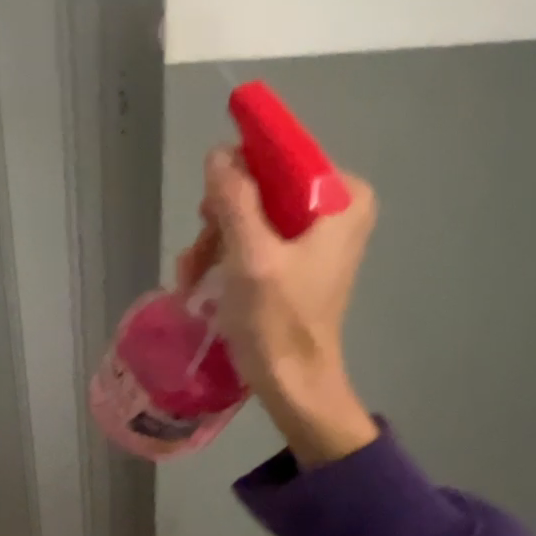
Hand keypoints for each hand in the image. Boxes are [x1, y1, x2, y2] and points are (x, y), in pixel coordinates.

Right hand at [181, 147, 381, 466]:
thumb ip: (234, 198)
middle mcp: (337, 207)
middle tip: (200, 252)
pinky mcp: (299, 256)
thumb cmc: (277, 319)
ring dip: (214, 241)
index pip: (281, 156)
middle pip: (261, 186)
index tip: (210, 211)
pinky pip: (253, 236)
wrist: (293, 382)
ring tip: (193, 275)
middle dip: (221, 218)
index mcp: (343, 198)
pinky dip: (224, 254)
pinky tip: (202, 279)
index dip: (238, 176)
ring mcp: (317, 233)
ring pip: (249, 212)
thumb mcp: (250, 255)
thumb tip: (218, 153)